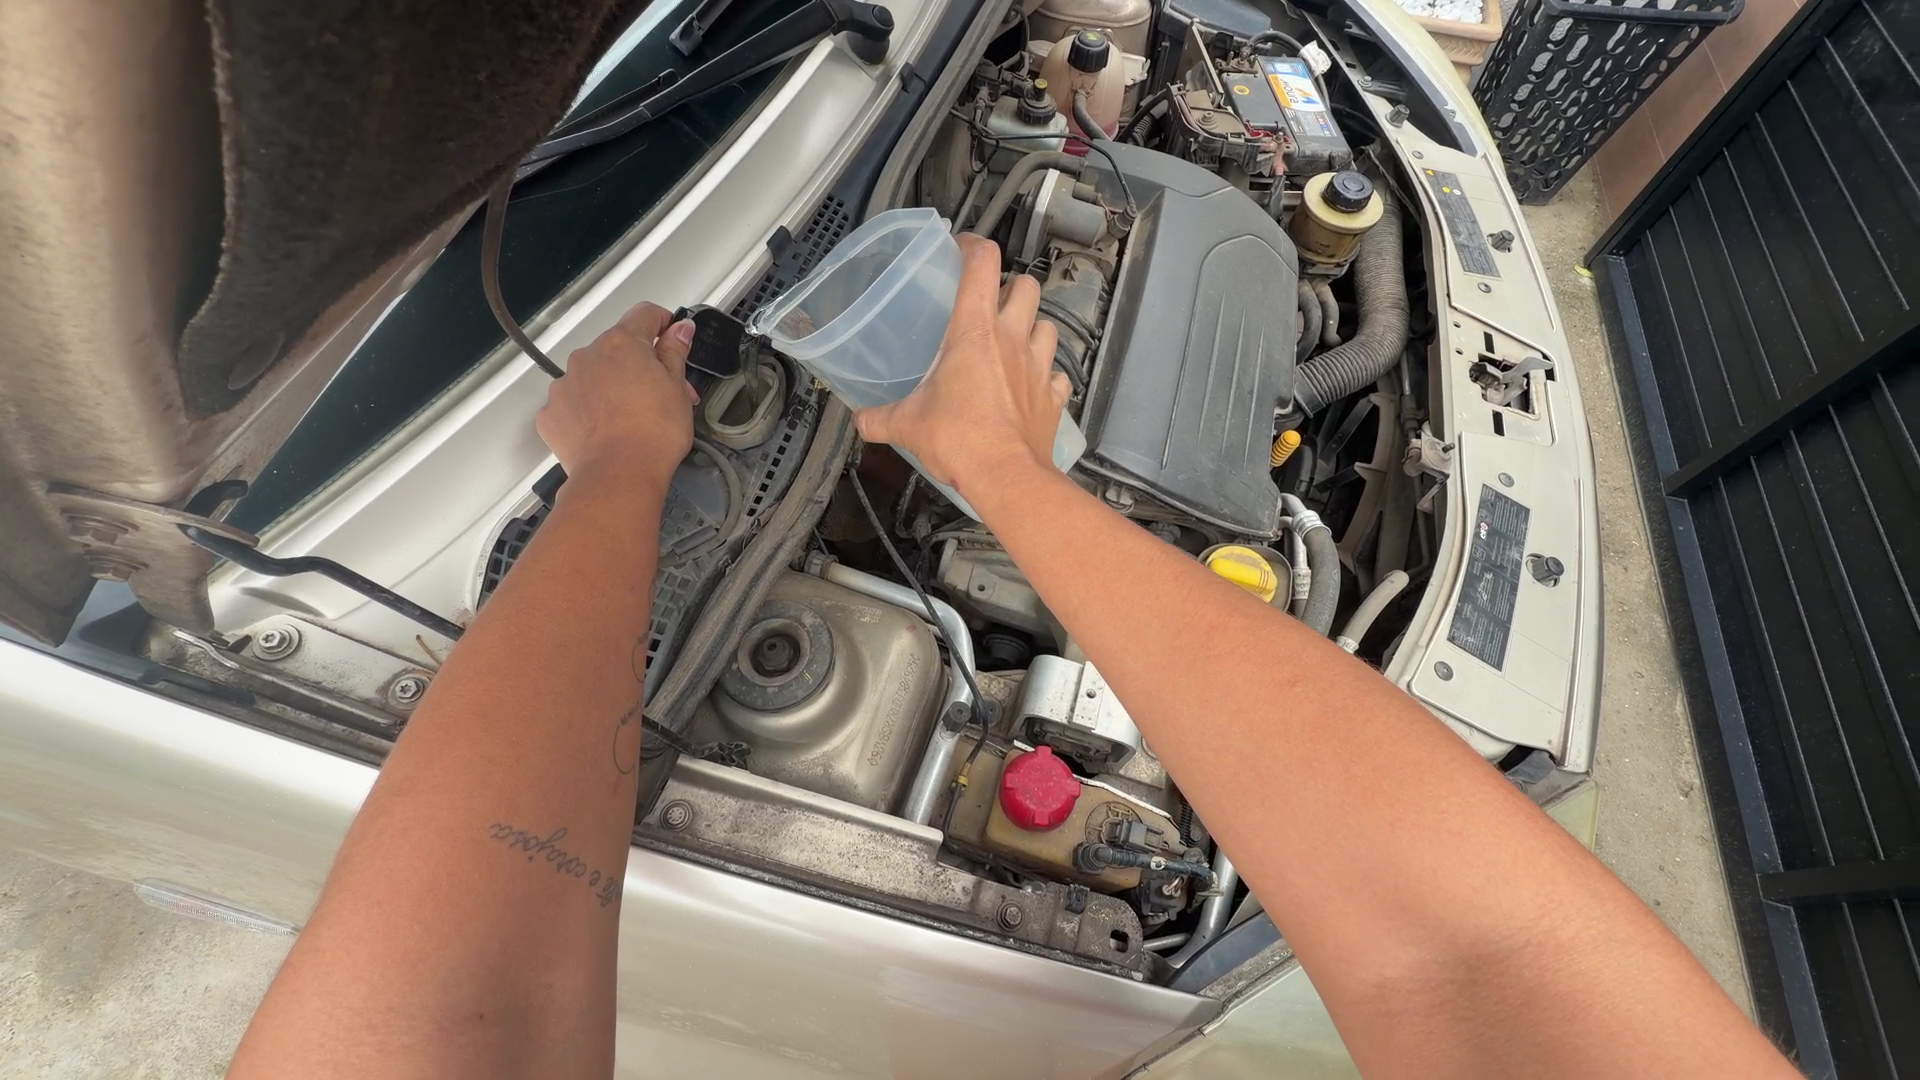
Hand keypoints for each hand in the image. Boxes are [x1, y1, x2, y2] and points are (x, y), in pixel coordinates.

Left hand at [536, 302, 697, 493]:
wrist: (618, 474)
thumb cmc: (655, 432)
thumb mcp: (678, 389)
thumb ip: (675, 353)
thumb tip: (680, 328)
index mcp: (623, 344)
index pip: (645, 315)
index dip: (664, 322)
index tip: (674, 337)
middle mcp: (588, 356)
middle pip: (618, 349)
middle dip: (640, 365)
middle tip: (663, 395)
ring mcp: (564, 384)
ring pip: (594, 375)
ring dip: (613, 386)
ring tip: (632, 418)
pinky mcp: (551, 413)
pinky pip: (574, 403)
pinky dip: (589, 411)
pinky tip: (606, 431)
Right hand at [854, 235, 1067, 496]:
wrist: (1006, 477)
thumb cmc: (957, 440)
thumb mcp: (908, 426)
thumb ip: (880, 418)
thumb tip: (859, 421)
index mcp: (974, 331)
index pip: (982, 263)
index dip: (973, 247)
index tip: (961, 251)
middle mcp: (1013, 339)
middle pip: (1027, 286)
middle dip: (1011, 287)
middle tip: (992, 305)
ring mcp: (1039, 367)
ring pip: (1048, 326)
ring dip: (1033, 327)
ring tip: (1015, 343)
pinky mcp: (1054, 397)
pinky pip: (1057, 374)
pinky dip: (1046, 375)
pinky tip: (1031, 387)